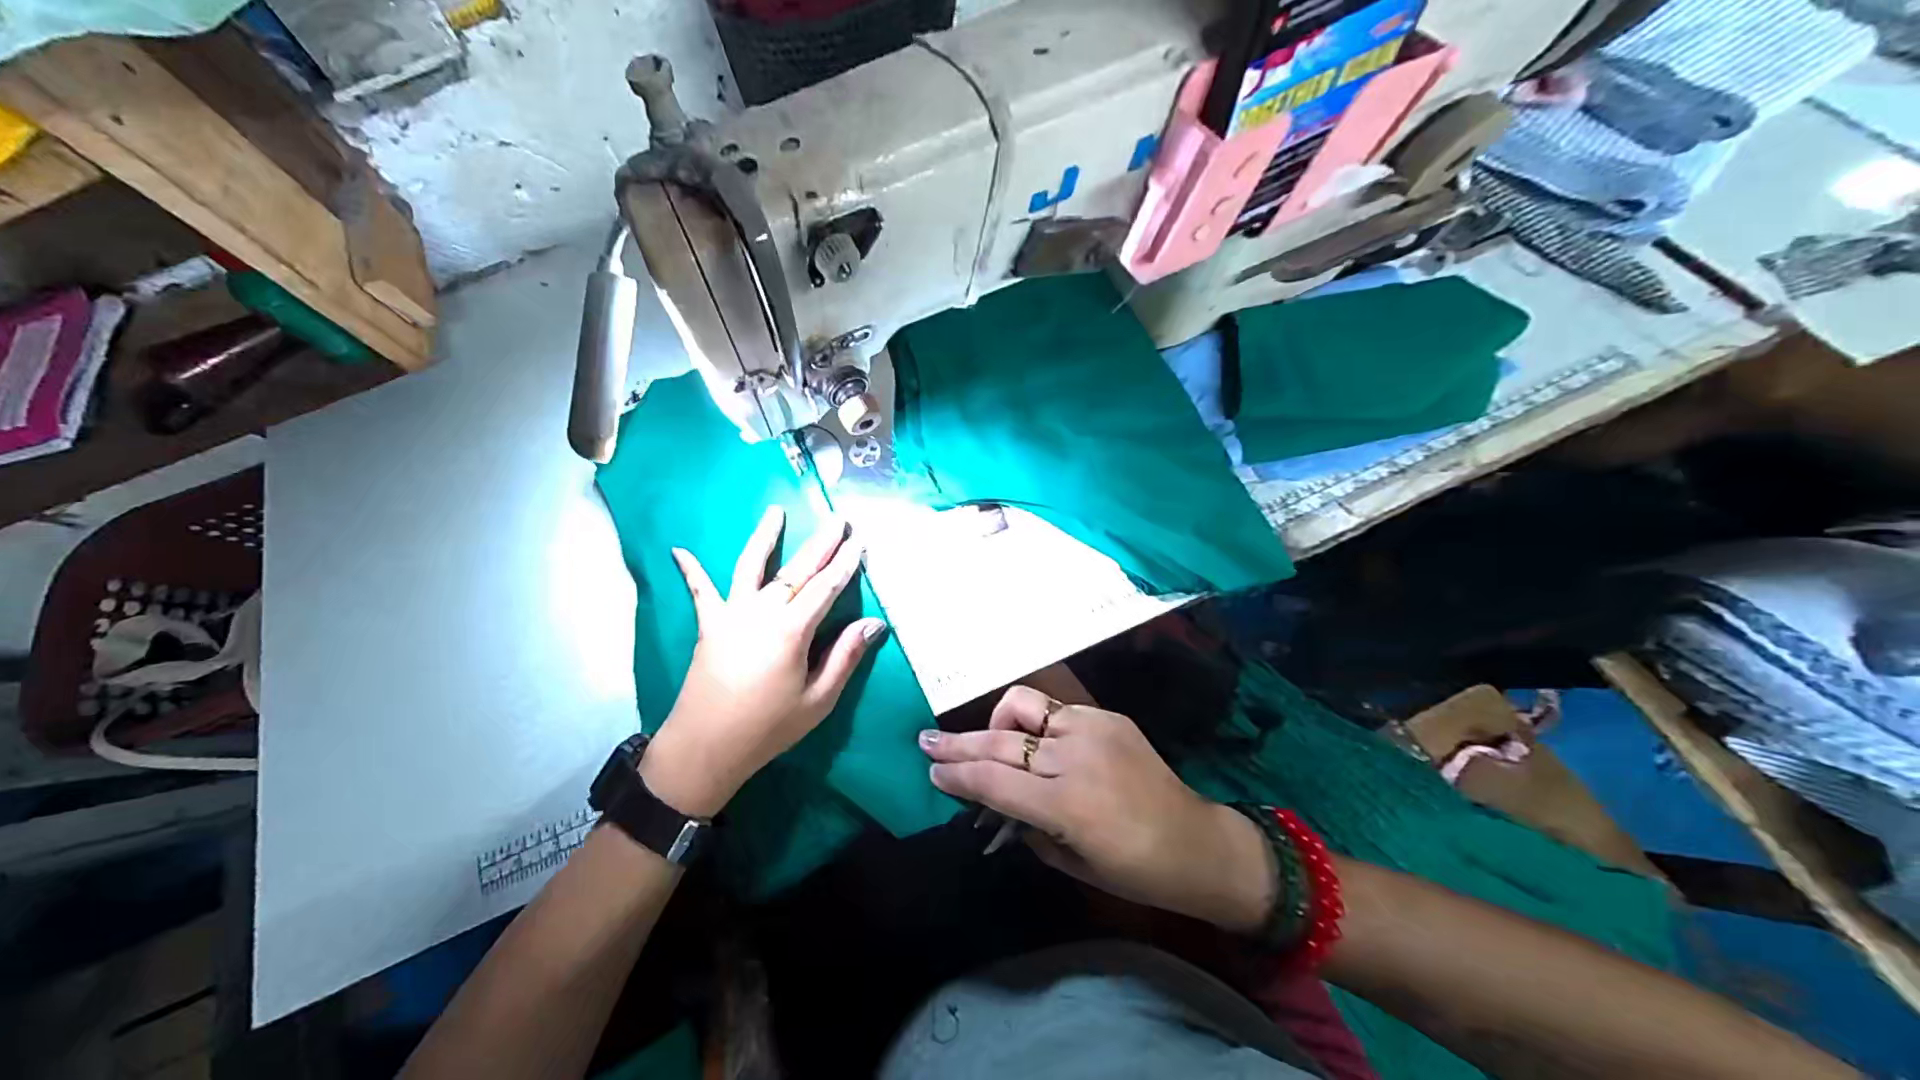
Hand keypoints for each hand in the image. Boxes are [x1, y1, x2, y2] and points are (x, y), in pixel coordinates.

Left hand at [640, 506, 884, 817]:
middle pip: (797, 569)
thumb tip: (874, 623)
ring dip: (764, 537)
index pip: (826, 587)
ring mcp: (732, 615)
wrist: (706, 746)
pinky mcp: (709, 625)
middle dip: (821, 543)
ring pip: (751, 566)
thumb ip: (845, 657)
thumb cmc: (768, 727)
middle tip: (837, 518)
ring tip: (775, 511)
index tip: (859, 541)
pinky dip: (692, 571)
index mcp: (792, 630)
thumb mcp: (818, 700)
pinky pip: (701, 593)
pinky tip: (680, 551)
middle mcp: (762, 612)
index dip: (845, 563)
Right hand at [919, 686, 1274, 932]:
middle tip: (927, 742)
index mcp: (1066, 805)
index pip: (993, 782)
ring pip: (1024, 705)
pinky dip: (1036, 724)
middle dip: (958, 744)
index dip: (957, 776)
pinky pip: (1057, 708)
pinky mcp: (1108, 715)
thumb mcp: (1071, 862)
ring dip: (997, 722)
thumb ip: (1027, 827)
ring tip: (987, 739)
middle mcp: (1075, 758)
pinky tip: (1037, 743)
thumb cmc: (1134, 871)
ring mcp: (1093, 728)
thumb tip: (994, 803)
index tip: (931, 773)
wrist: (1197, 842)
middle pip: (999, 741)